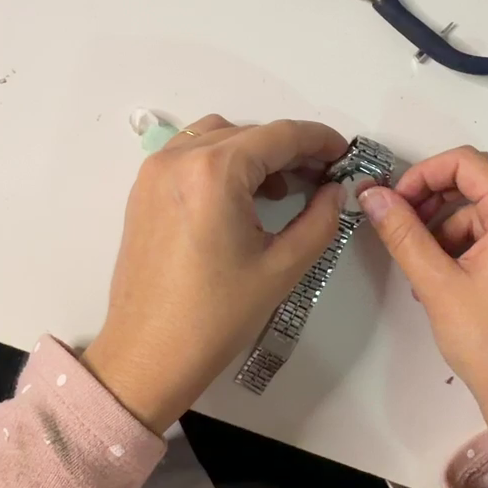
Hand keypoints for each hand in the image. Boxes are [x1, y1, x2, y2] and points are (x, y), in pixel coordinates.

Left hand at [82, 116, 349, 431]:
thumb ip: (320, 221)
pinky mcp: (143, 193)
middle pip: (249, 133)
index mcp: (214, 172)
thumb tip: (334, 192)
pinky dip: (222, 165)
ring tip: (280, 192)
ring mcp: (154, 174)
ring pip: (217, 139)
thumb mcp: (282, 268)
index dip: (319, 140)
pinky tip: (241, 201)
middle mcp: (178, 159)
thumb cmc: (215, 317)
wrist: (150, 354)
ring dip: (254, 154)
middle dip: (289, 151)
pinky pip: (190, 158)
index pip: (280, 135)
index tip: (343, 155)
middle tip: (319, 180)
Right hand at [359, 147, 487, 487]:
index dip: (424, 174)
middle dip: (435, 199)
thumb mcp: (436, 283)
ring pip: (486, 211)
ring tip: (423, 271)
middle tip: (403, 227)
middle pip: (481, 181)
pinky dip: (468, 246)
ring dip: (448, 228)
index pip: (469, 162)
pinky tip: (445, 280)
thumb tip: (373, 197)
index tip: (395, 201)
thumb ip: (403, 233)